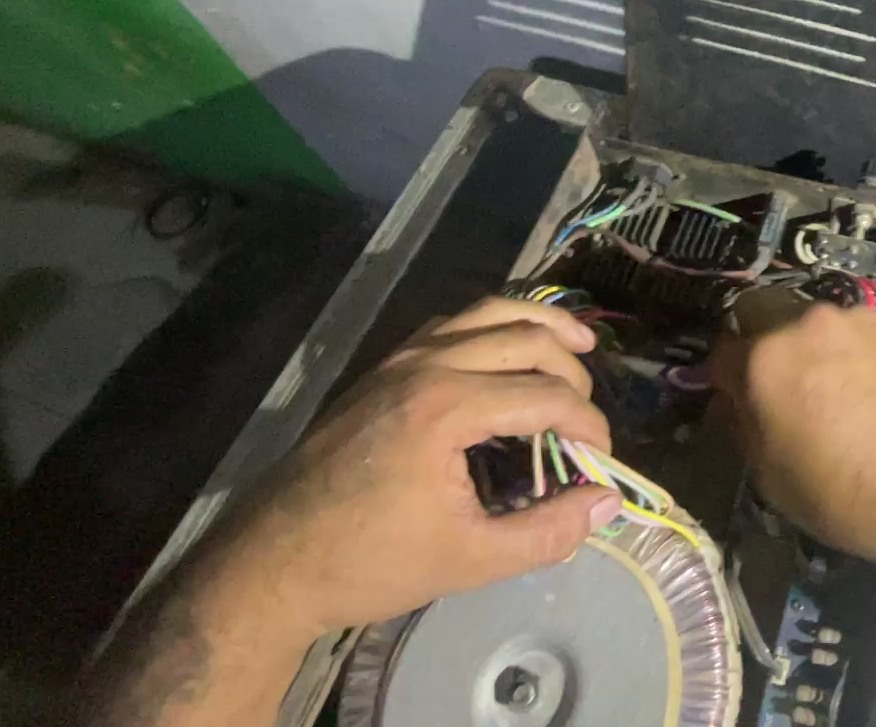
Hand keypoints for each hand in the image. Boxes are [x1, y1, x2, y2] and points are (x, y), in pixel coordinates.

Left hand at [211, 299, 622, 635]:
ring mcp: (403, 358)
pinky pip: (457, 321)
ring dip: (543, 325)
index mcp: (448, 409)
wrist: (267, 565)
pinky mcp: (388, 364)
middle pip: (529, 340)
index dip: (588, 424)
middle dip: (573, 374)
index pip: (547, 396)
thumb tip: (608, 502)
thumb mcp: (469, 561)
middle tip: (587, 415)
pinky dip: (497, 323)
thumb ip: (548, 532)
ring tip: (580, 344)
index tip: (600, 459)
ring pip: (492, 312)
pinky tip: (510, 348)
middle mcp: (429, 365)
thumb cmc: (369, 563)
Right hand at [710, 303, 875, 565]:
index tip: (746, 398)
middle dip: (778, 360)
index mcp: (763, 361)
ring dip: (821, 351)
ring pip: (818, 328)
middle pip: (772, 332)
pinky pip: (860, 329)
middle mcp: (802, 324)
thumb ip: (742, 425)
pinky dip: (861, 349)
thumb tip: (734, 397)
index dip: (732, 379)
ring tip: (849, 391)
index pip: (724, 353)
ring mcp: (852, 317)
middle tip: (802, 398)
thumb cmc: (843, 494)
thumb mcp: (770, 477)